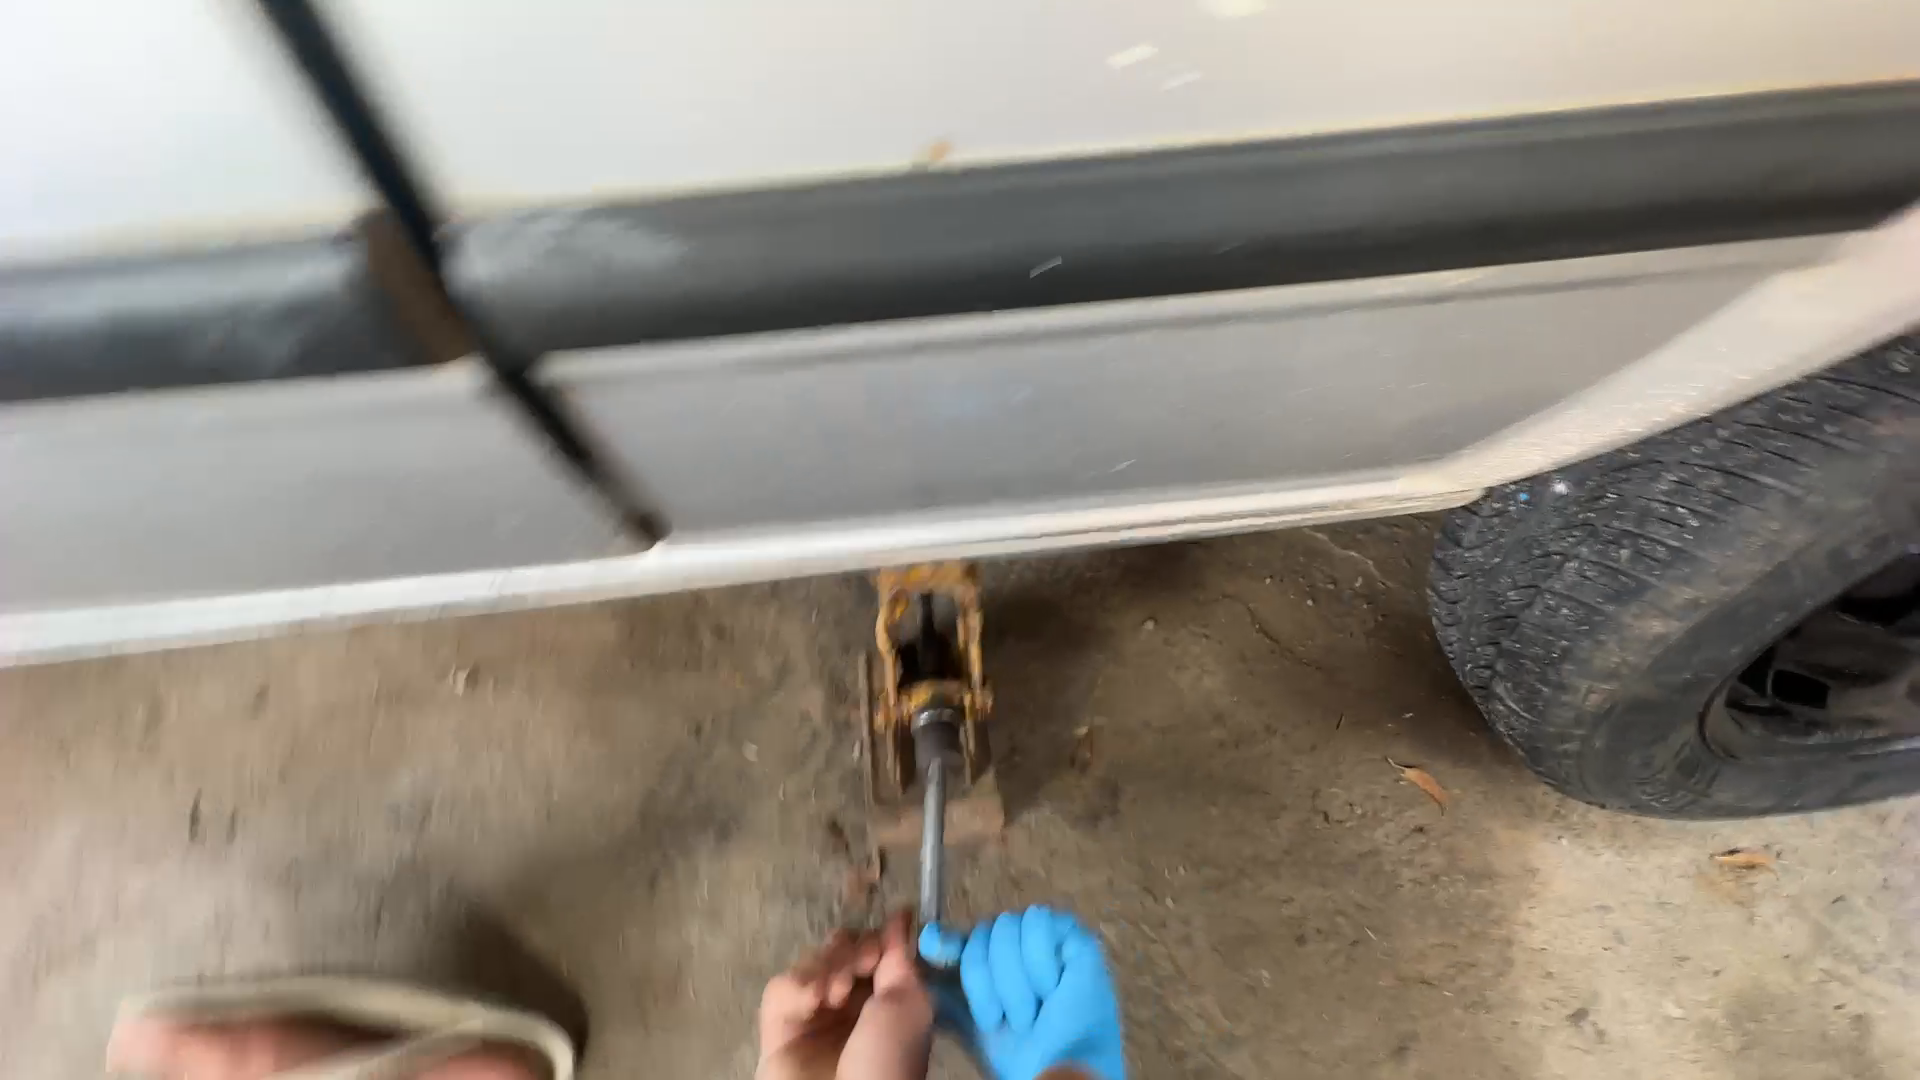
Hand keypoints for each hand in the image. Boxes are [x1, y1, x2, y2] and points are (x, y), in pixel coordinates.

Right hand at [758, 910, 933, 1079]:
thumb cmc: (887, 1061)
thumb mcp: (908, 1006)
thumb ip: (901, 958)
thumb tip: (903, 915)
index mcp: (882, 1004)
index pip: (876, 950)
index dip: (882, 935)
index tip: (893, 921)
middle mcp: (847, 1007)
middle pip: (843, 949)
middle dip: (854, 947)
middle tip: (864, 961)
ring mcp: (811, 1017)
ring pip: (813, 961)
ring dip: (829, 966)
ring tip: (837, 992)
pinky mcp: (777, 1028)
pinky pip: (781, 987)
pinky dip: (797, 986)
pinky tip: (813, 1000)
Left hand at [918, 906, 1124, 1079]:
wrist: (1057, 1068)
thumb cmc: (1017, 1049)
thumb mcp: (967, 1015)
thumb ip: (944, 980)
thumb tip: (926, 938)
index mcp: (988, 956)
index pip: (959, 934)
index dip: (945, 940)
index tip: (933, 947)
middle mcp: (1013, 941)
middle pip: (982, 931)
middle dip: (988, 979)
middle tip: (1005, 1017)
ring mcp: (1043, 935)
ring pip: (1007, 926)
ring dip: (1014, 977)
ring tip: (1031, 1009)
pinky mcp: (1072, 934)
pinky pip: (1039, 922)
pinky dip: (1039, 958)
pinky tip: (1051, 986)